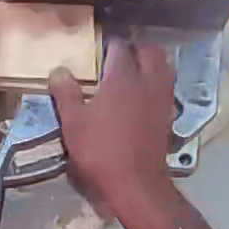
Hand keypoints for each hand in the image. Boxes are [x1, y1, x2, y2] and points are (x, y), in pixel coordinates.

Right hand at [49, 42, 177, 220]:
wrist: (135, 184)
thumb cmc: (100, 152)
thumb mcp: (74, 123)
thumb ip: (66, 94)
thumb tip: (59, 71)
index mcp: (122, 78)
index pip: (119, 48)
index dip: (110, 44)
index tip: (100, 49)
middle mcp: (147, 82)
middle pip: (150, 51)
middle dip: (136, 48)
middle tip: (121, 54)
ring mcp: (162, 99)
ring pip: (164, 67)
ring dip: (152, 63)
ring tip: (135, 70)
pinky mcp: (169, 116)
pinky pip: (167, 88)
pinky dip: (158, 83)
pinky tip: (145, 95)